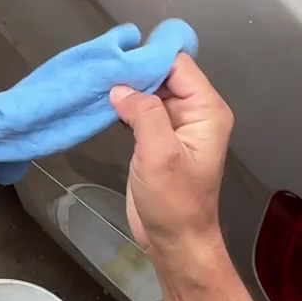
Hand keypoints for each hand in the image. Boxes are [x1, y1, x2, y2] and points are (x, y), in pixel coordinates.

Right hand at [109, 54, 233, 263]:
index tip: (116, 62)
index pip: (179, 65)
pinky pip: (139, 110)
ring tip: (95, 85)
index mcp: (206, 111)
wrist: (174, 240)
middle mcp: (193, 112)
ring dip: (123, 89)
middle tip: (98, 72)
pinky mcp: (155, 138)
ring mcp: (173, 125)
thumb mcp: (160, 155)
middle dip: (132, 72)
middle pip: (162, 74)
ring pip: (147, 91)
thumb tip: (119, 88)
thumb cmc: (174, 203)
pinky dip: (121, 106)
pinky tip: (101, 105)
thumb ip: (144, 115)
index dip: (149, 60)